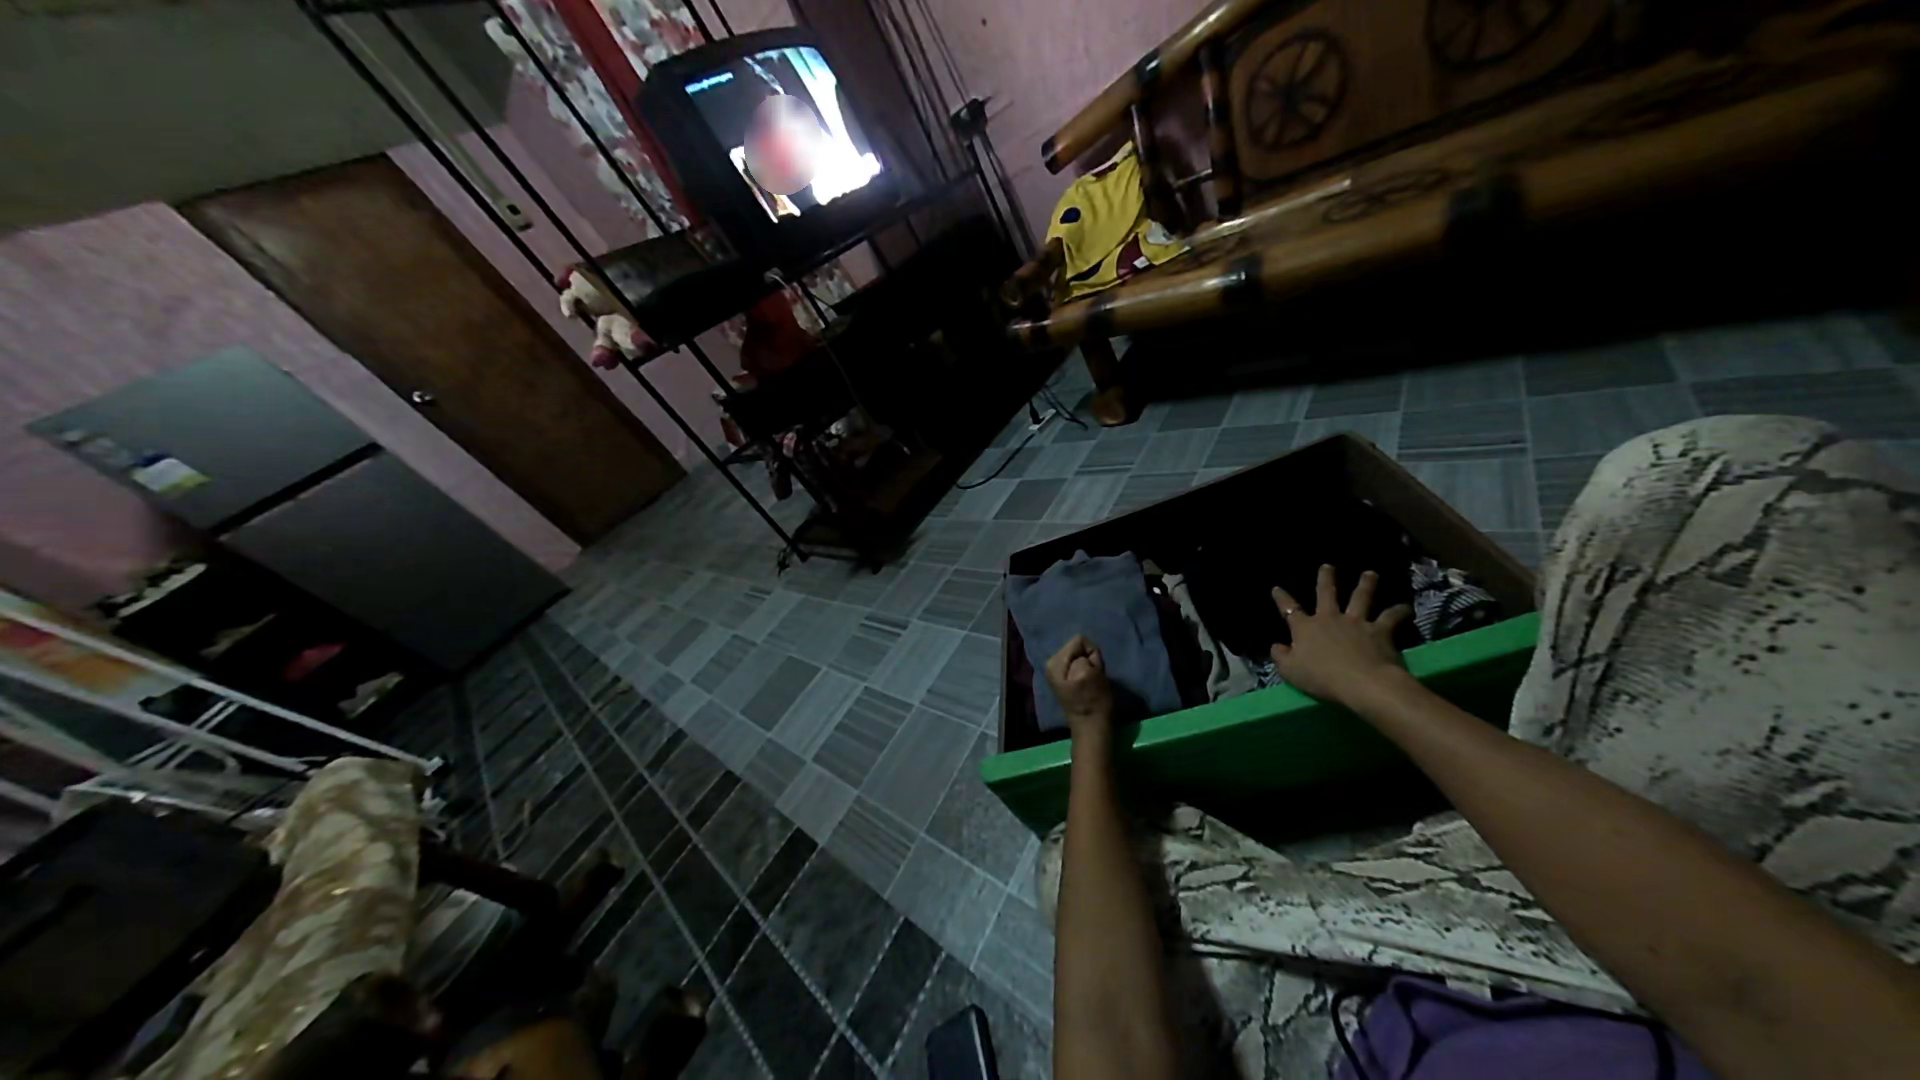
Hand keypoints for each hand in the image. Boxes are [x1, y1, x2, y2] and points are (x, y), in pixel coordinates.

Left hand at [1046, 634, 1115, 735]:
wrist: (1090, 726)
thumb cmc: (1095, 700)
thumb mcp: (1095, 673)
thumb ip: (1089, 655)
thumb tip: (1085, 654)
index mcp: (1055, 662)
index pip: (1079, 640)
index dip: (1091, 652)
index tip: (1094, 669)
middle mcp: (1050, 663)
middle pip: (1076, 647)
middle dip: (1086, 658)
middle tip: (1092, 676)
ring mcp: (1054, 671)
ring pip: (1077, 655)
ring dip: (1085, 665)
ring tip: (1089, 681)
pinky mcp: (1060, 678)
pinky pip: (1075, 664)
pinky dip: (1081, 670)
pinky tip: (1084, 684)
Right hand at [1270, 565, 1412, 707]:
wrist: (1362, 683)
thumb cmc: (1321, 678)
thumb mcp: (1290, 671)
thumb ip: (1280, 656)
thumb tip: (1276, 646)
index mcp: (1305, 628)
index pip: (1289, 609)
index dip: (1282, 598)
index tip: (1276, 588)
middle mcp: (1330, 618)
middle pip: (1327, 593)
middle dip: (1326, 578)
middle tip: (1328, 566)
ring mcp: (1356, 622)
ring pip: (1360, 597)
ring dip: (1366, 584)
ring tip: (1370, 574)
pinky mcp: (1380, 630)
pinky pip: (1391, 617)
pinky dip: (1399, 611)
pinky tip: (1406, 607)